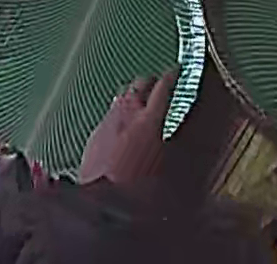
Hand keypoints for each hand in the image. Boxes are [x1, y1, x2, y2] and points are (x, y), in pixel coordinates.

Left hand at [79, 70, 176, 187]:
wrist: (98, 203)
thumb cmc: (133, 189)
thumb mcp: (164, 166)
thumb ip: (172, 144)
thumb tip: (180, 139)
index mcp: (149, 119)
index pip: (164, 86)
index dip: (173, 75)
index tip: (177, 72)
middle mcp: (128, 112)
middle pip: (141, 82)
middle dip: (152, 80)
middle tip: (160, 84)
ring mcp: (110, 119)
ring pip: (124, 92)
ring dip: (134, 92)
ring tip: (141, 100)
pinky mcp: (96, 131)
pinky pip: (110, 110)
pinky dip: (119, 110)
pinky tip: (121, 122)